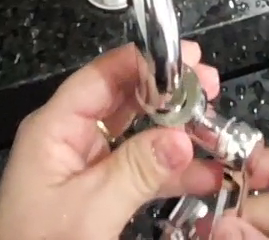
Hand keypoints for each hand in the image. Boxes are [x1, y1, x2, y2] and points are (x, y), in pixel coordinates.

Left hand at [0, 41, 223, 239]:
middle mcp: (68, 139)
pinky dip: (169, 172)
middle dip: (167, 93)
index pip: (102, 76)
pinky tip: (203, 172)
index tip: (187, 57)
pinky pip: (136, 172)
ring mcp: (82, 169)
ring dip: (174, 134)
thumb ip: (137, 171)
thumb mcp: (91, 210)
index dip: (144, 62)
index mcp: (54, 127)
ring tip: (214, 126)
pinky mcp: (95, 198)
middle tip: (209, 86)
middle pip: (122, 100)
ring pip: (134, 136)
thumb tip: (182, 137)